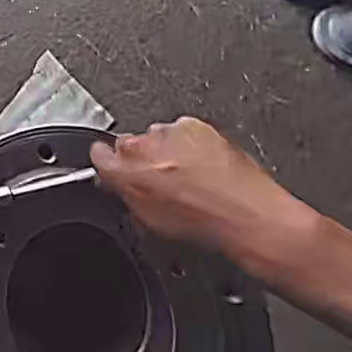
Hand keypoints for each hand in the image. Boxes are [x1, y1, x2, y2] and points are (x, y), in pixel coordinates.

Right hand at [89, 118, 321, 276]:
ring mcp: (169, 134)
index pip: (99, 155)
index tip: (115, 170)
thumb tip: (124, 192)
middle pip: (128, 144)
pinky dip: (191, 144)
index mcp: (126, 171)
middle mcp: (143, 146)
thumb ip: (130, 201)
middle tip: (162, 181)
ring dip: (167, 150)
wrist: (253, 219)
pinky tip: (205, 167)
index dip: (108, 164)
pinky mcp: (194, 125)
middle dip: (141, 159)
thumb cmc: (210, 226)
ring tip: (190, 176)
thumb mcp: (155, 227)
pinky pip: (184, 131)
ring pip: (157, 137)